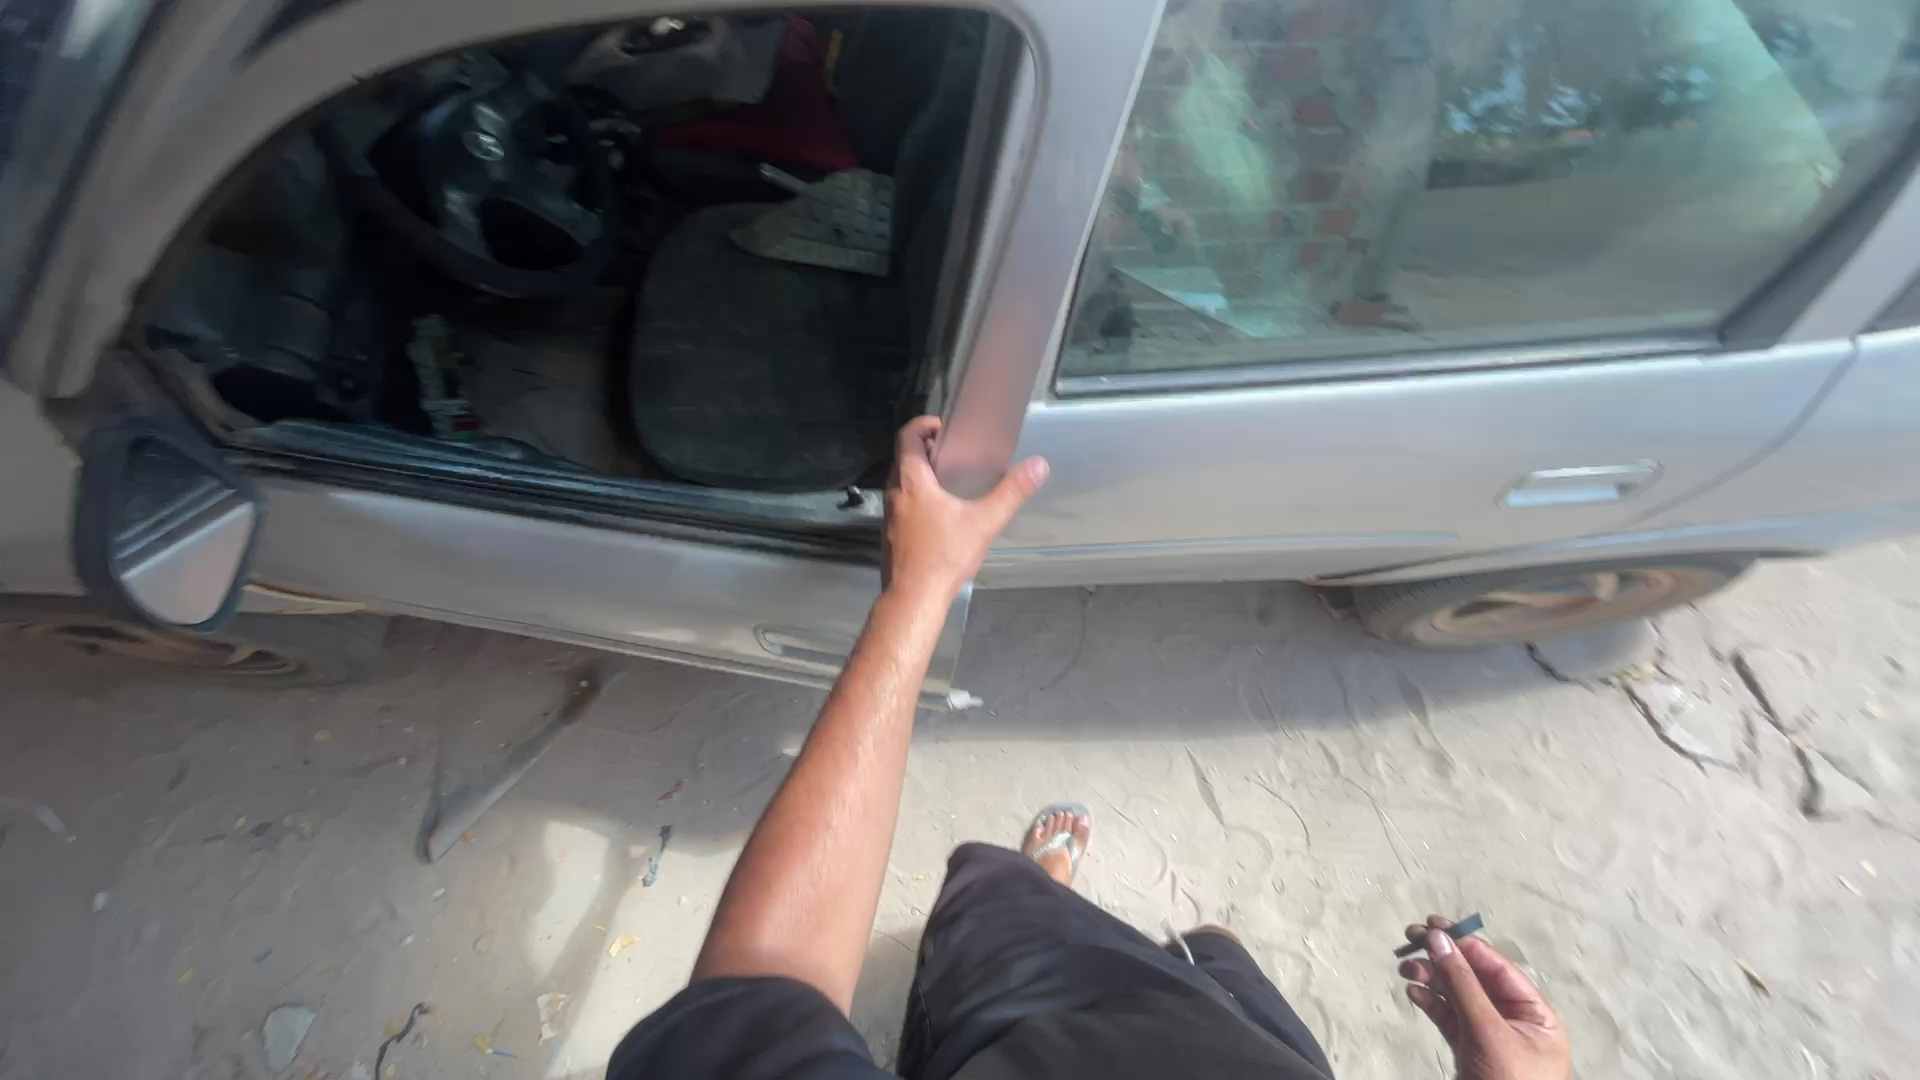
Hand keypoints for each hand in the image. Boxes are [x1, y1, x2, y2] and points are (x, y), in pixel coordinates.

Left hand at [883, 416, 1047, 603]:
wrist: (914, 598)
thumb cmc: (945, 556)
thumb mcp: (984, 522)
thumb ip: (1011, 493)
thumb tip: (1039, 465)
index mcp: (912, 481)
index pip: (906, 437)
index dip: (922, 425)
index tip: (942, 427)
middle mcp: (895, 493)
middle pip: (903, 458)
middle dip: (925, 449)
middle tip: (953, 451)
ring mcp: (889, 516)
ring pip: (901, 483)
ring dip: (920, 475)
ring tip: (950, 480)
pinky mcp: (890, 536)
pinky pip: (902, 505)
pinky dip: (917, 498)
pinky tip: (940, 515)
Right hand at [1398, 915, 1570, 1079]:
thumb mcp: (1488, 1032)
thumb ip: (1462, 984)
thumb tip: (1438, 937)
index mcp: (1534, 1015)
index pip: (1497, 967)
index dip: (1465, 943)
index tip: (1432, 925)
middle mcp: (1512, 1019)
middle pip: (1473, 976)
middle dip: (1442, 957)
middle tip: (1410, 937)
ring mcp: (1488, 1033)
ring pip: (1455, 992)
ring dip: (1430, 976)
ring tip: (1406, 969)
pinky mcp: (1467, 1045)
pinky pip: (1446, 1013)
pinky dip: (1429, 999)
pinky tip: (1413, 992)